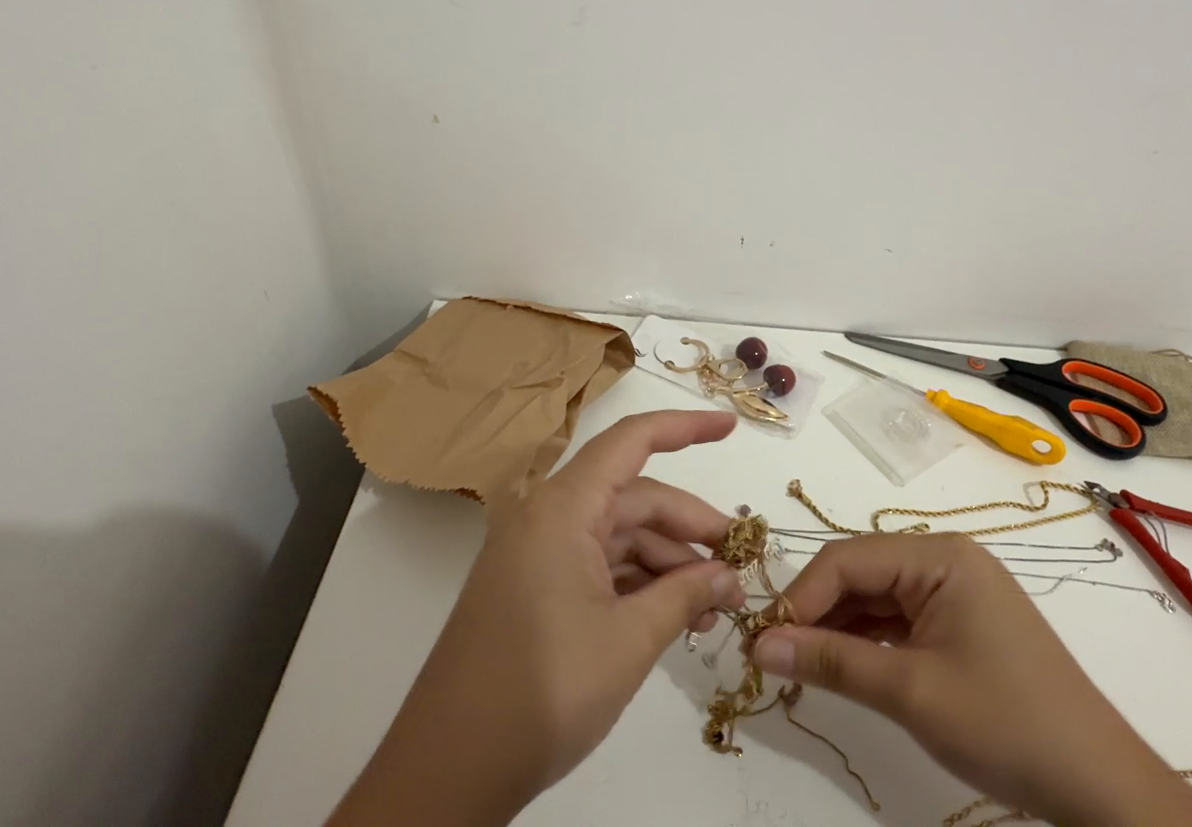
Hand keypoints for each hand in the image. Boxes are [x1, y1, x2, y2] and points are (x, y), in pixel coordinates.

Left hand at [329, 410, 746, 826]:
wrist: (451, 765)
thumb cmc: (544, 690)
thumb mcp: (629, 639)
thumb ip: (686, 595)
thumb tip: (730, 576)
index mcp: (561, 509)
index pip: (630, 442)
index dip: (684, 427)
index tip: (732, 426)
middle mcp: (545, 519)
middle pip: (632, 499)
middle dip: (690, 527)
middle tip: (740, 564)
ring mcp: (536, 556)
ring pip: (618, 536)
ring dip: (668, 563)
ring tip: (715, 605)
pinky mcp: (532, 590)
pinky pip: (597, 566)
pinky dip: (638, 583)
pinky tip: (676, 616)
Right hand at [750, 533, 1191, 826]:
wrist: (1095, 780)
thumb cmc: (1004, 723)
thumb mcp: (909, 690)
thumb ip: (830, 660)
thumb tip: (759, 645)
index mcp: (941, 556)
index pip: (848, 559)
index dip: (800, 597)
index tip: (761, 642)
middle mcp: (947, 560)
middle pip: (860, 573)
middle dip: (815, 612)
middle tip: (772, 656)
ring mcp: (956, 592)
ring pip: (875, 597)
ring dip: (836, 628)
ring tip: (797, 664)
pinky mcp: (960, 623)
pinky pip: (898, 619)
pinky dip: (865, 642)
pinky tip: (838, 666)